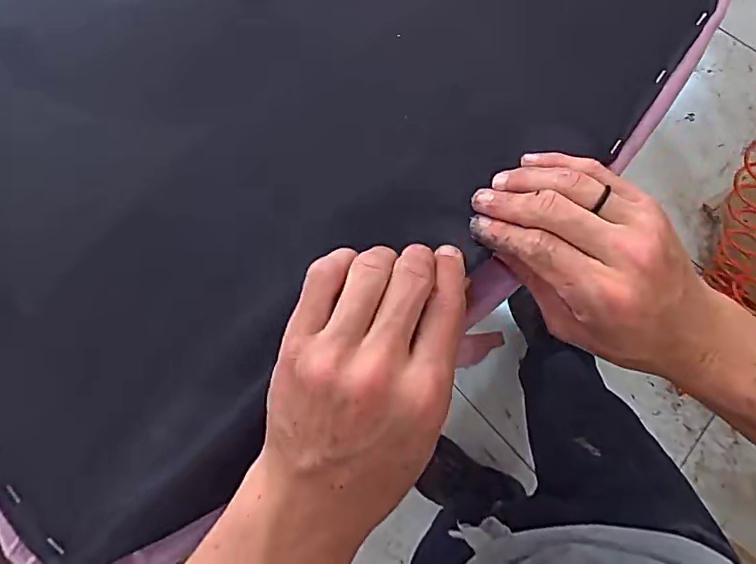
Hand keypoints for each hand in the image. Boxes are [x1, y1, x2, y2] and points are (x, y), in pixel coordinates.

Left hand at [252, 245, 465, 557]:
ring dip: (384, 260)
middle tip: (418, 267)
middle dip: (421, 259)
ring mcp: (332, 356)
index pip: (448, 297)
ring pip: (370, 264)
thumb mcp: (434, 413)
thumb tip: (460, 286)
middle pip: (412, 272)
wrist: (310, 497)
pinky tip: (350, 276)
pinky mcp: (295, 347)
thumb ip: (450, 347)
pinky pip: (323, 273)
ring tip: (383, 276)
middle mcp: (378, 369)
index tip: (448, 259)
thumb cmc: (377, 461)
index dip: (451, 265)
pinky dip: (343, 262)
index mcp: (423, 388)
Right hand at [468, 153, 734, 379]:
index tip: (481, 223)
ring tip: (503, 180)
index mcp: (605, 291)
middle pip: (555, 210)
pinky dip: (564, 162)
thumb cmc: (633, 336)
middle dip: (511, 201)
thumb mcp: (573, 328)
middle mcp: (625, 251)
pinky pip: (600, 171)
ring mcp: (640, 220)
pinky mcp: (646, 201)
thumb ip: (536, 283)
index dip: (505, 230)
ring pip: (576, 183)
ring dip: (532, 177)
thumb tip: (503, 243)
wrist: (690, 324)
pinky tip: (535, 162)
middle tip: (483, 198)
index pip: (542, 247)